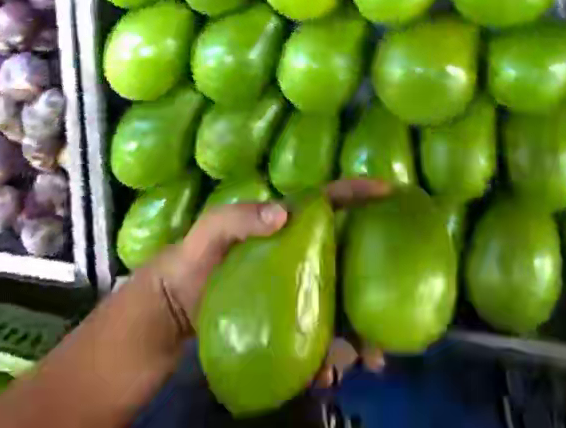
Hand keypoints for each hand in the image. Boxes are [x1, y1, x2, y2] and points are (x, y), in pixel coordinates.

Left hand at [136, 179, 392, 363]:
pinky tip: (325, 373)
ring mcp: (299, 291)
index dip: (360, 192)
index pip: (331, 201)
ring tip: (367, 358)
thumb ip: (240, 216)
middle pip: (351, 260)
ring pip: (344, 305)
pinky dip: (330, 358)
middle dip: (377, 280)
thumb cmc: (196, 256)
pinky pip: (320, 340)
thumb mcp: (212, 229)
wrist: (175, 307)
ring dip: (362, 332)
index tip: (389, 192)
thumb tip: (282, 215)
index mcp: (291, 223)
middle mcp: (303, 254)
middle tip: (389, 308)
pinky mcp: (290, 324)